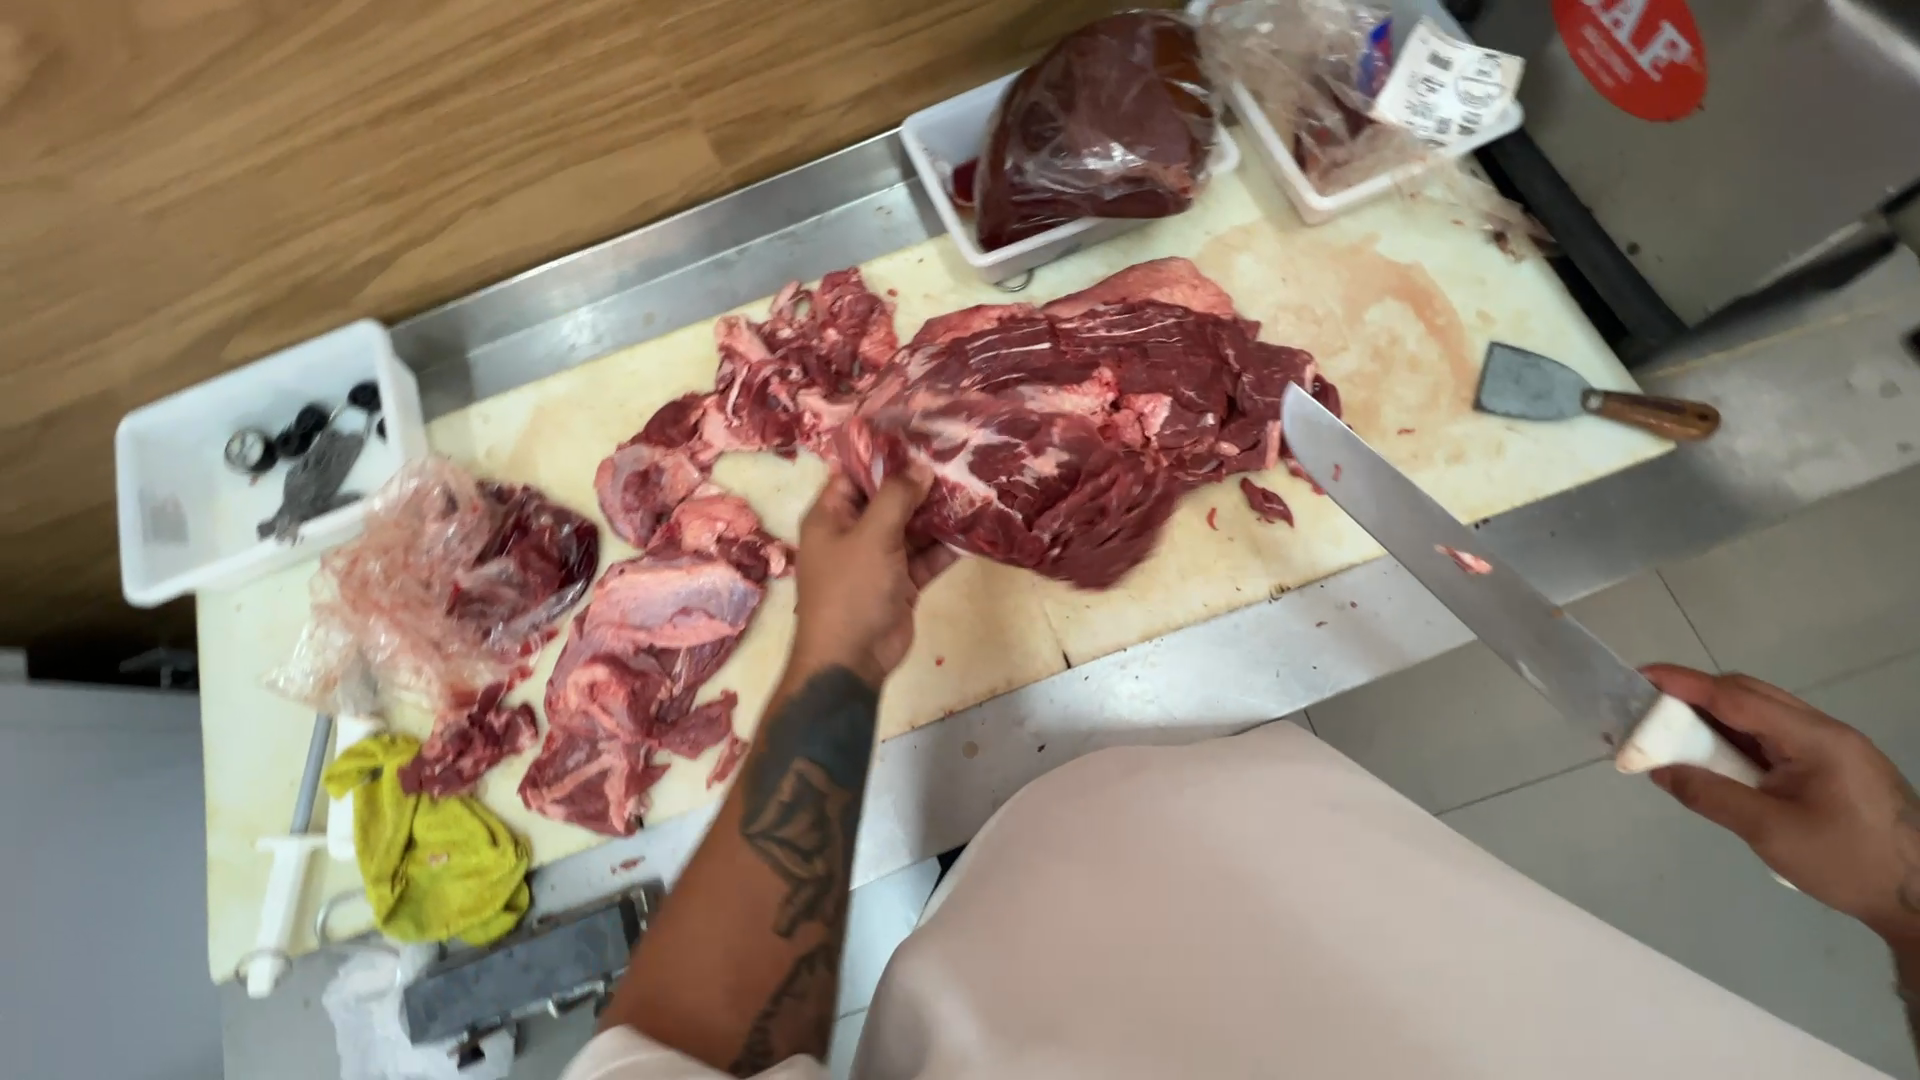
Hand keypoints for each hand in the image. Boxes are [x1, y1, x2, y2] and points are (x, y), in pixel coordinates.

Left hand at [786, 468, 957, 687]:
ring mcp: (879, 560)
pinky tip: (974, 529)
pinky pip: (925, 557)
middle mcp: (853, 533)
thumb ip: (897, 497)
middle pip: (888, 499)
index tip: (920, 438)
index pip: (855, 475)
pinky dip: (945, 547)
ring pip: (911, 528)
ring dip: (938, 515)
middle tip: (957, 461)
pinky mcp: (901, 583)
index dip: (884, 457)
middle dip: (920, 484)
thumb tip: (920, 467)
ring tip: (972, 489)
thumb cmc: (851, 589)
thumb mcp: (872, 535)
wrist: (852, 658)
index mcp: (831, 516)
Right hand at [1643, 664, 1919, 941]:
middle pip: (1748, 694)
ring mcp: (1833, 749)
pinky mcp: (1833, 767)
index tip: (1638, 676)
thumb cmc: (1851, 862)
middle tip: (1648, 710)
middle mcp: (1827, 733)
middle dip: (1693, 695)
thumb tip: (1658, 771)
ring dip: (1712, 718)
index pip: (1736, 696)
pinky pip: (1771, 736)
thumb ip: (1707, 794)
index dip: (1683, 683)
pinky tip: (1714, 759)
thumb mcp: (1768, 831)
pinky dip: (1733, 737)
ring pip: (1758, 713)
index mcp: (1817, 740)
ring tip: (1672, 736)